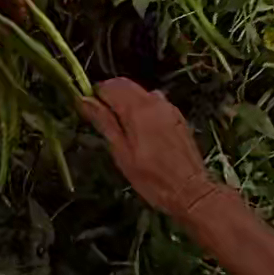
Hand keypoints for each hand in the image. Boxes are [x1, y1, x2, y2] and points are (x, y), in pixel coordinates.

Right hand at [79, 78, 223, 220]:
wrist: (190, 190)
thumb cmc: (151, 178)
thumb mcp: (121, 153)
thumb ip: (104, 123)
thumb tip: (84, 100)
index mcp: (138, 109)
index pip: (111, 86)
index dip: (95, 94)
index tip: (88, 109)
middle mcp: (155, 101)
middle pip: (126, 84)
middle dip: (110, 95)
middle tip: (100, 117)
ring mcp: (169, 107)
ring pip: (141, 92)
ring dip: (127, 100)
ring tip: (119, 126)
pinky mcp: (177, 116)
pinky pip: (155, 102)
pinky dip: (142, 107)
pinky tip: (140, 129)